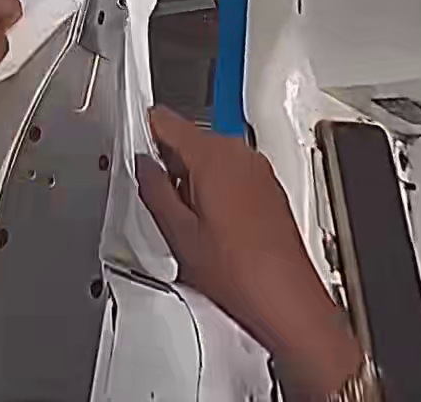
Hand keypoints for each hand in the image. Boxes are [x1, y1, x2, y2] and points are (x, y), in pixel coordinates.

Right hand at [136, 107, 363, 398]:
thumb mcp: (178, 234)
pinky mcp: (267, 181)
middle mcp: (236, 151)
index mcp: (211, 155)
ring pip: (209, 155)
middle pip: (188, 138)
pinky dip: (217, 186)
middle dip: (169, 163)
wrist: (287, 300)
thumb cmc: (241, 273)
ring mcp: (255, 165)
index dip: (143, 129)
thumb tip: (143, 166)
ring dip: (193, 177)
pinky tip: (214, 225)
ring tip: (191, 222)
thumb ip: (152, 188)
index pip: (165, 120)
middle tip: (161, 199)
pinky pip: (231, 169)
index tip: (132, 143)